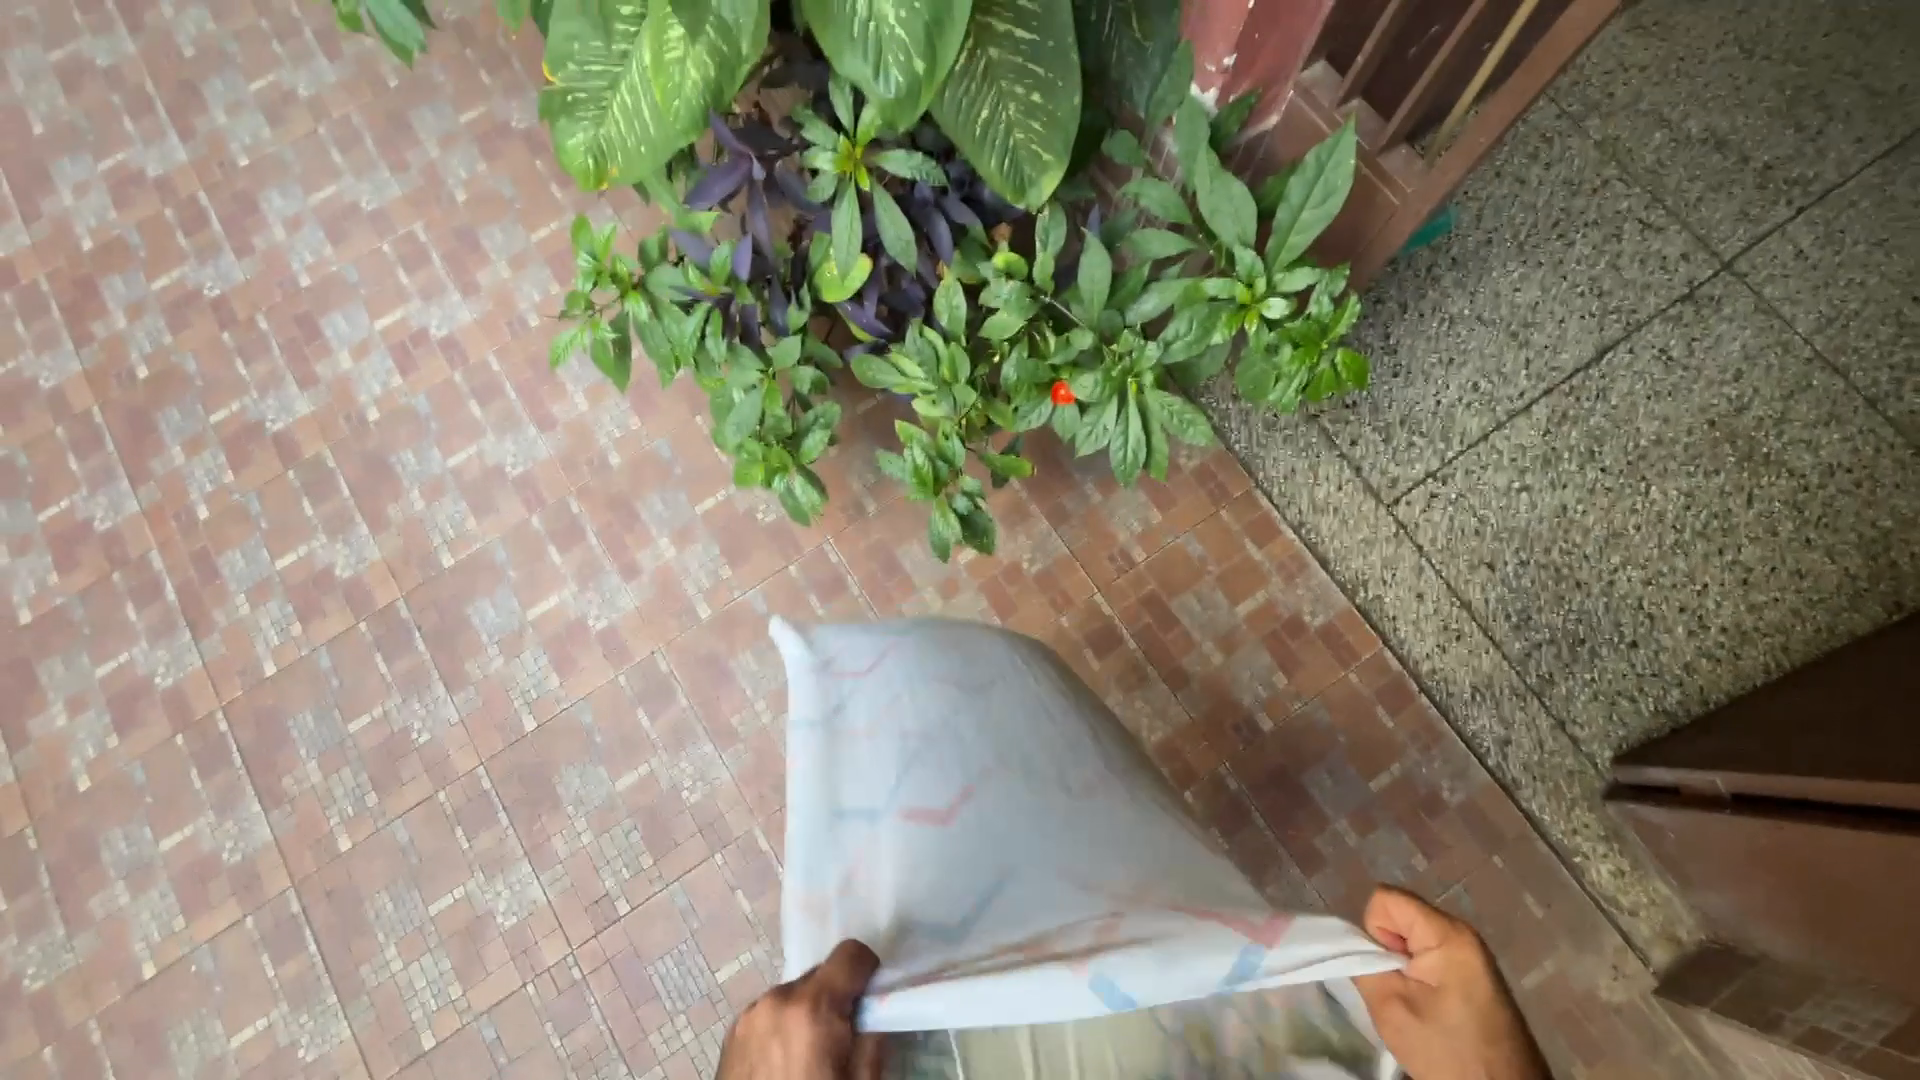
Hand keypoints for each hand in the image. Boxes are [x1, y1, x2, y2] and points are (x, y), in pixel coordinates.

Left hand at [718, 939, 884, 1079]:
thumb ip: (872, 1038)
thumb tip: (874, 1010)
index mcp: (812, 1008)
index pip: (852, 953)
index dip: (869, 972)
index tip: (872, 1002)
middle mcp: (776, 999)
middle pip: (821, 976)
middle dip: (836, 1001)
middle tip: (841, 1044)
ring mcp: (749, 1016)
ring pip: (795, 996)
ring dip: (808, 1015)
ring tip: (808, 1061)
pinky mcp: (732, 1035)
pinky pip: (770, 1015)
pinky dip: (784, 1028)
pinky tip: (784, 1067)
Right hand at [1353, 885, 1549, 1079]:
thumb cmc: (1447, 1050)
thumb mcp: (1390, 1006)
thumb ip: (1362, 962)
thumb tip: (1351, 942)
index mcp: (1447, 933)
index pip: (1385, 899)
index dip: (1374, 932)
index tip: (1391, 971)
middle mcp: (1463, 932)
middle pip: (1399, 916)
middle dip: (1388, 950)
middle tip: (1403, 992)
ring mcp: (1472, 953)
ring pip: (1410, 937)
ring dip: (1402, 965)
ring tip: (1417, 1003)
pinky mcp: (1475, 972)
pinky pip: (1428, 953)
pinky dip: (1419, 975)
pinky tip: (1431, 1007)